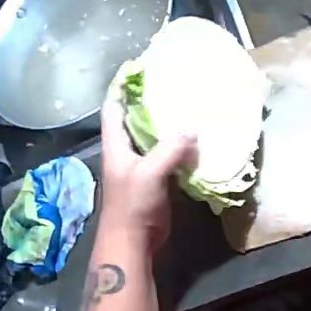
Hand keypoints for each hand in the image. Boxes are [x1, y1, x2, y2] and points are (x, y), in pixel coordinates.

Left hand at [97, 90, 196, 250]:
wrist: (133, 241)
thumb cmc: (132, 205)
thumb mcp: (150, 173)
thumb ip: (171, 150)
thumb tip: (194, 130)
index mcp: (116, 145)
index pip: (113, 108)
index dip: (120, 88)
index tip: (135, 69)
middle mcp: (127, 151)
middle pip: (135, 120)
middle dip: (149, 102)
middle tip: (170, 83)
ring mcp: (142, 166)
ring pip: (154, 138)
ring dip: (167, 124)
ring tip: (187, 105)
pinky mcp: (157, 179)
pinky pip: (170, 155)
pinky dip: (181, 145)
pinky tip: (197, 138)